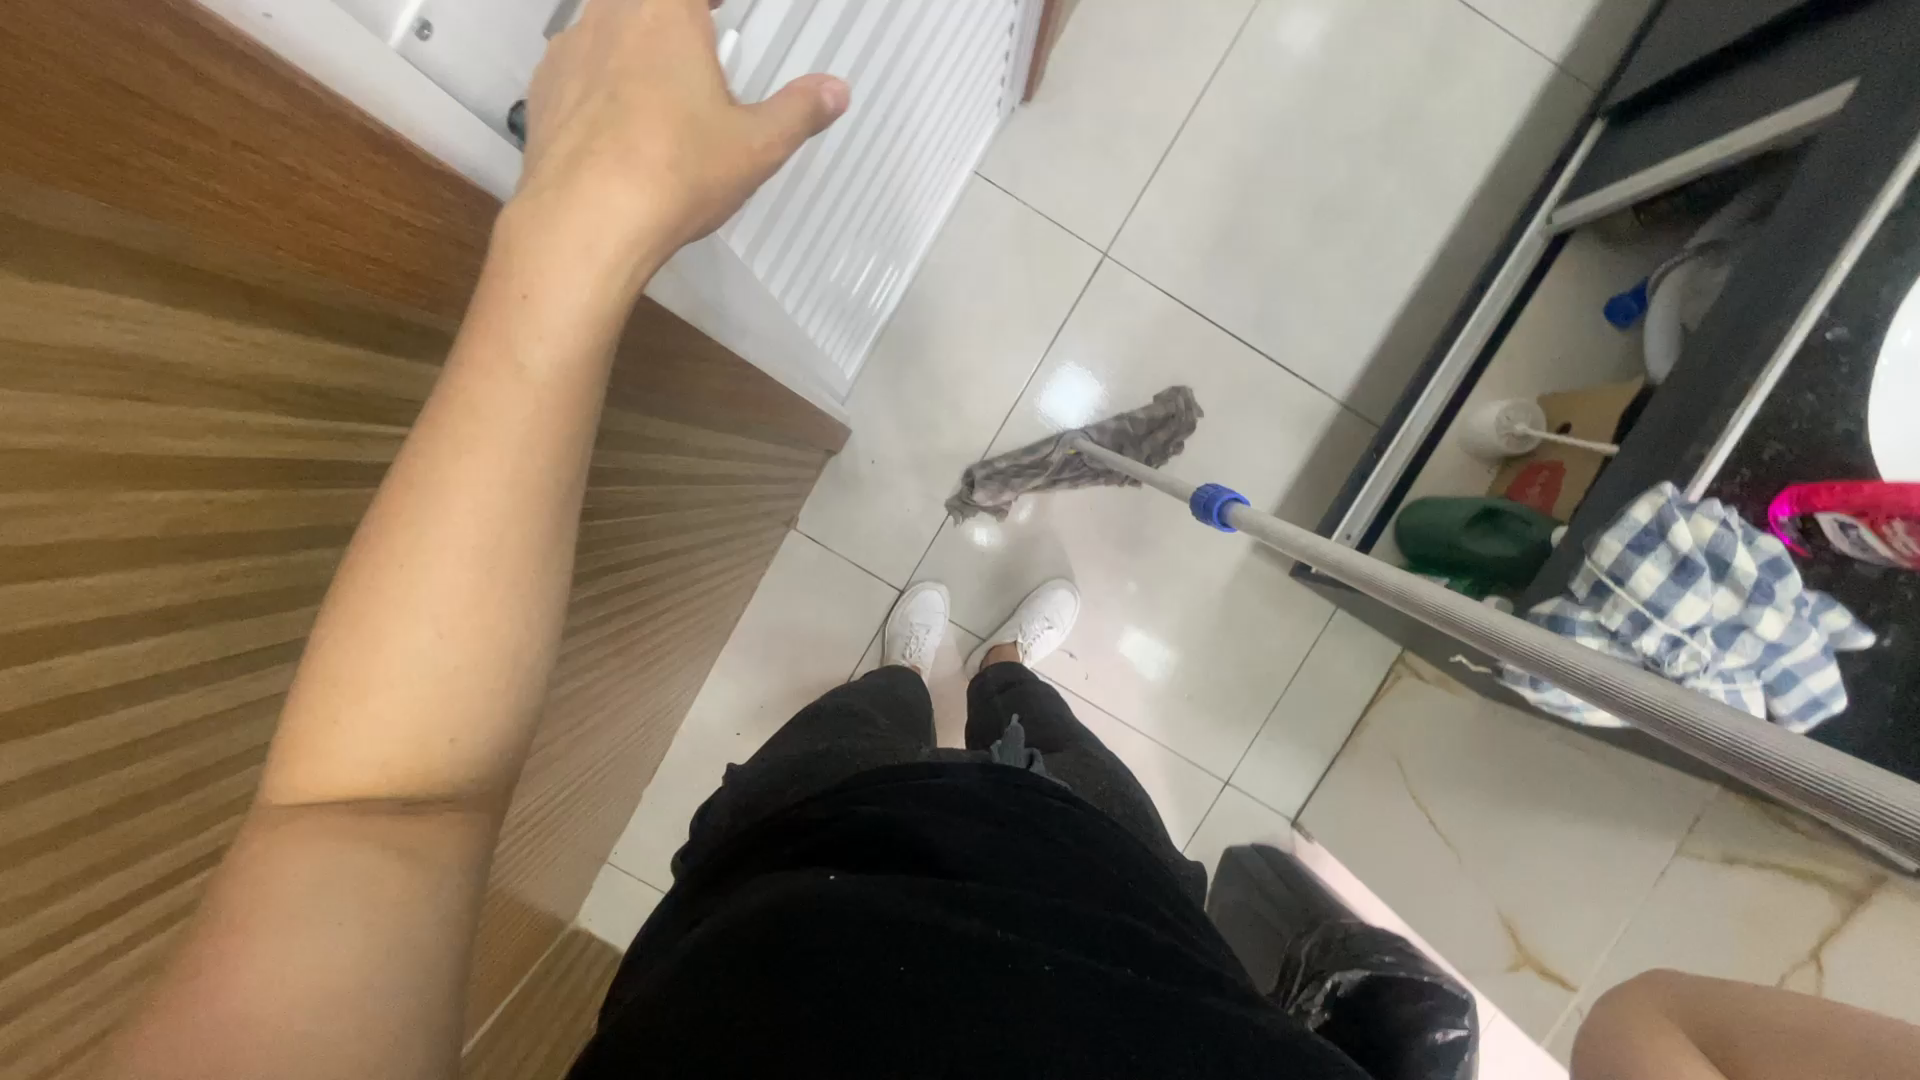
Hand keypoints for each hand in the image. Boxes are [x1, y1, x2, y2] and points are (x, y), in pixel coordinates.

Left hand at [507, 0, 849, 294]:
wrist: (588, 219)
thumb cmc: (676, 173)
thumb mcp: (757, 147)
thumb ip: (799, 113)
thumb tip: (836, 91)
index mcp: (666, 13)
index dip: (713, 5)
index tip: (723, 14)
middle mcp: (610, 15)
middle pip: (647, 4)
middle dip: (676, 23)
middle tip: (700, 49)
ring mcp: (569, 51)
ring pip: (608, 31)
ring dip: (637, 52)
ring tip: (663, 99)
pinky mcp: (545, 92)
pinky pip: (580, 72)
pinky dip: (603, 88)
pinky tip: (622, 132)